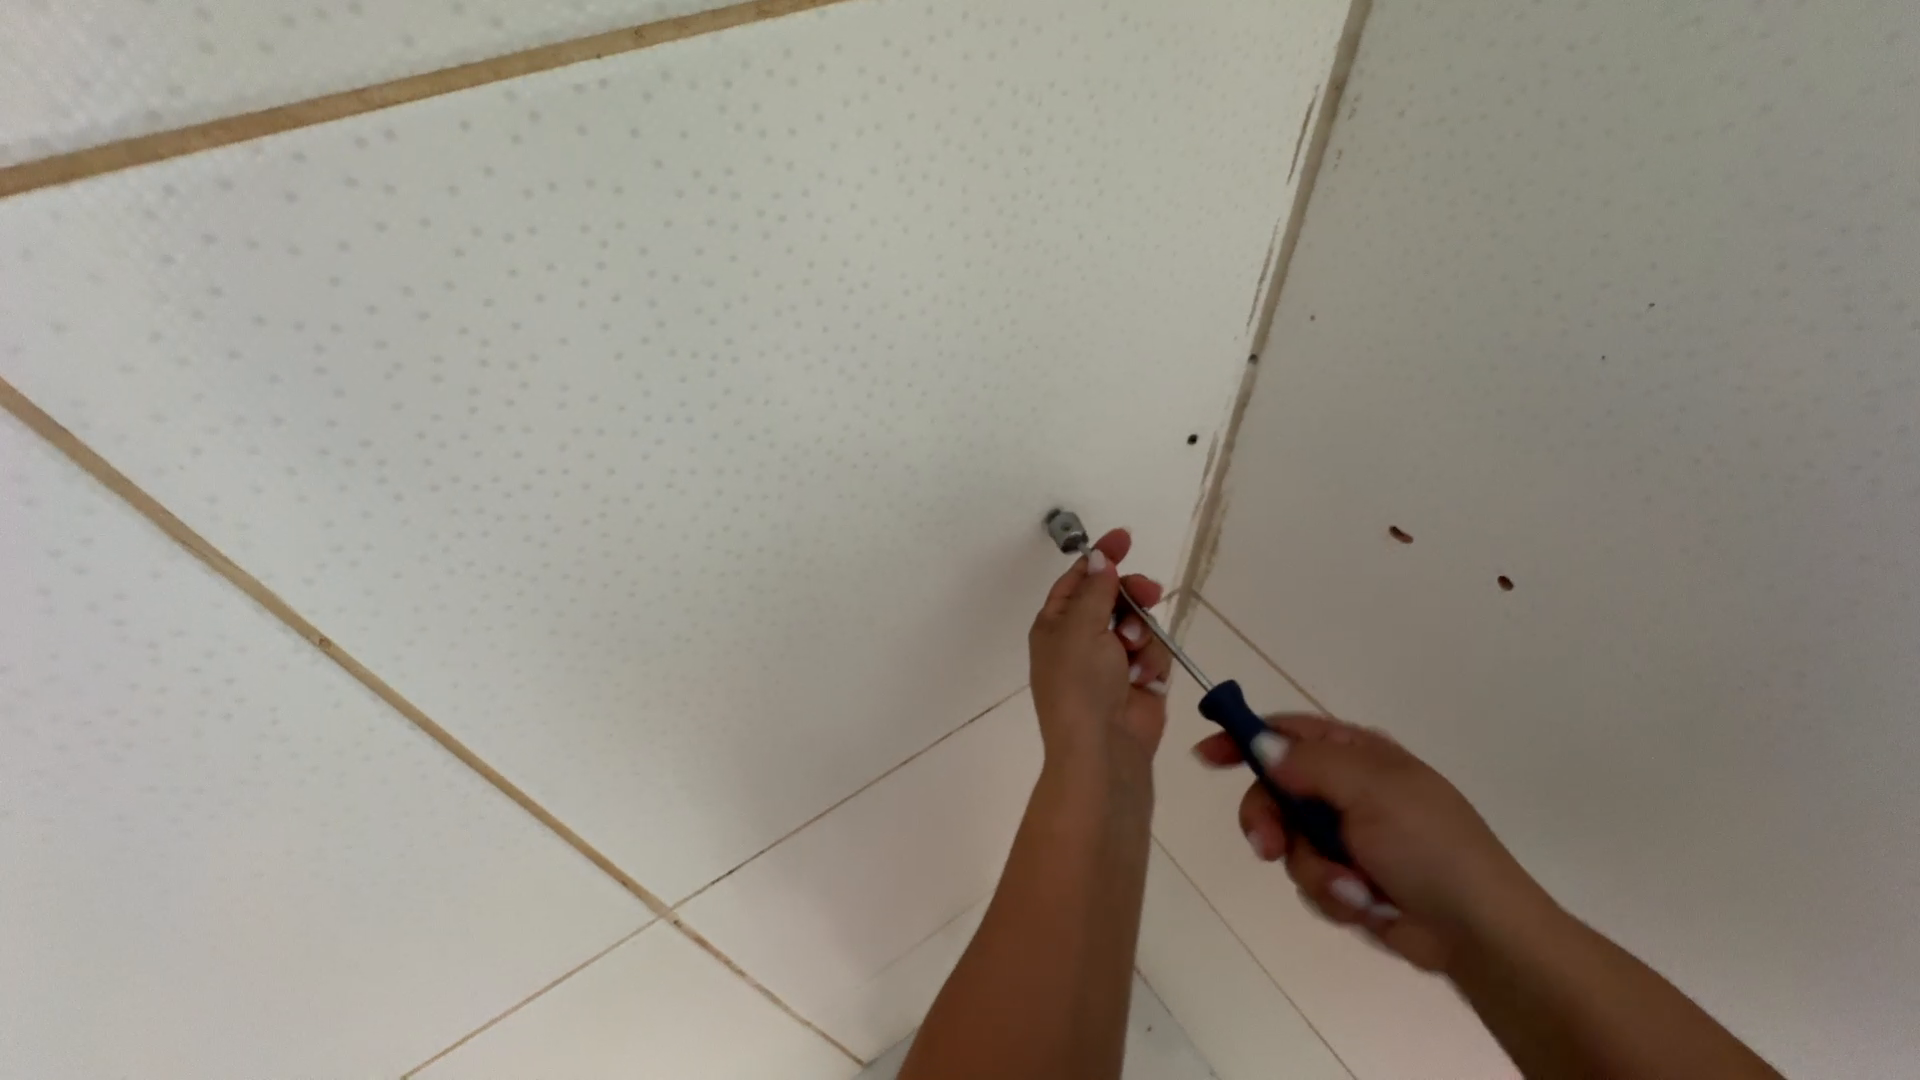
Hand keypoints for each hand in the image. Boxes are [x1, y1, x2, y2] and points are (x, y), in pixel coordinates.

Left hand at [1028, 528, 1170, 764]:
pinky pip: (1154, 652)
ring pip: (1140, 623)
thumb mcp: (1080, 627)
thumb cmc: (1080, 683)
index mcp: (1056, 625)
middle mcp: (1082, 639)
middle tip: (1147, 592)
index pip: (1078, 580)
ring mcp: (1112, 660)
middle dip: (1132, 594)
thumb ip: (1094, 589)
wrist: (1103, 747)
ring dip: (1141, 634)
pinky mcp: (1140, 679)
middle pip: (1115, 598)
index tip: (1124, 537)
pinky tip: (1142, 678)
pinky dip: (1151, 661)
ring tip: (1132, 653)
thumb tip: (1099, 559)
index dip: (1100, 558)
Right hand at [1195, 714, 1550, 973]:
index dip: (1242, 738)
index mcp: (1356, 754)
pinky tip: (1363, 904)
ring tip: (1349, 888)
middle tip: (1268, 845)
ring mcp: (1346, 835)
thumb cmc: (1429, 845)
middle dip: (1269, 820)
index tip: (1206, 756)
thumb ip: (1309, 762)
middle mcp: (1346, 789)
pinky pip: (1309, 878)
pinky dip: (1331, 893)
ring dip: (1311, 868)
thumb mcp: (1371, 789)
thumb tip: (1261, 744)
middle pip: (1273, 790)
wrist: (1479, 932)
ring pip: (1288, 841)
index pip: (1285, 732)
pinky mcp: (1346, 878)